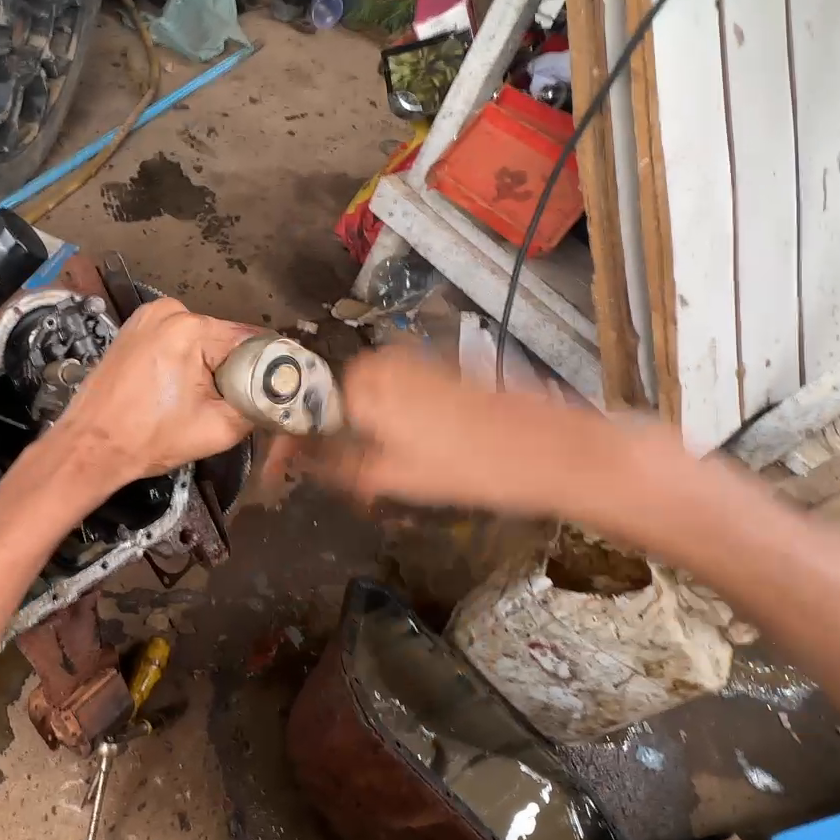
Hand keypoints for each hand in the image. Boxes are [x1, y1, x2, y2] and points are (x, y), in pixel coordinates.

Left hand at [44, 298, 256, 486]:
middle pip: (222, 340)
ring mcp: (145, 318)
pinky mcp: (131, 331)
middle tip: (221, 406)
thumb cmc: (148, 439)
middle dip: (229, 371)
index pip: (248, 342)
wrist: (90, 446)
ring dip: (204, 369)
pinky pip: (173, 343)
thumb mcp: (218, 429)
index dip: (262, 370)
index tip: (264, 395)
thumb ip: (256, 406)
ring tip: (192, 402)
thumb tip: (275, 397)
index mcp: (190, 328)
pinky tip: (172, 392)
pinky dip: (181, 364)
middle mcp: (168, 312)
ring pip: (198, 342)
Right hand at [308, 349, 670, 517]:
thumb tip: (295, 463)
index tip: (284, 462)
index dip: (293, 435)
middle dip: (327, 426)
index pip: (305, 403)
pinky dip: (387, 411)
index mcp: (363, 386)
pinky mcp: (443, 367)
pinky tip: (406, 443)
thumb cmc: (468, 468)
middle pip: (334, 393)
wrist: (555, 451)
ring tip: (368, 459)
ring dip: (357, 420)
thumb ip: (336, 466)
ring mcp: (417, 361)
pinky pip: (396, 386)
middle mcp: (384, 363)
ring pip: (366, 389)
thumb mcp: (392, 478)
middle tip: (331, 465)